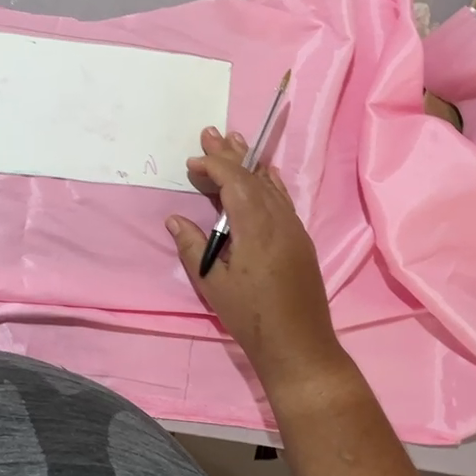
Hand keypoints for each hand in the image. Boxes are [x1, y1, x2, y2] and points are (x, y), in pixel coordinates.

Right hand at [166, 127, 334, 359]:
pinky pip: (283, 200)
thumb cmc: (250, 315)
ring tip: (235, 142)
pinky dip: (269, 183)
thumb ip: (193, 247)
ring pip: (271, 186)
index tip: (192, 163)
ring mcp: (293, 230)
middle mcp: (279, 222)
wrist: (298, 343)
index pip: (236, 183)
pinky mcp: (299, 240)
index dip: (215, 167)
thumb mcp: (212, 283)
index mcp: (256, 228)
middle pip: (255, 177)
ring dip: (249, 164)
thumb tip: (175, 220)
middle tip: (211, 132)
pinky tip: (266, 174)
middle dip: (232, 154)